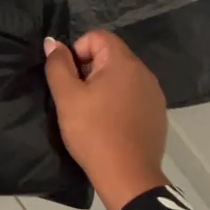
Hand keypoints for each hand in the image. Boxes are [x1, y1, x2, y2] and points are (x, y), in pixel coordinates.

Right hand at [43, 30, 168, 209]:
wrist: (127, 173)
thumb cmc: (92, 131)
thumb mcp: (67, 98)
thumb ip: (58, 66)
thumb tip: (53, 43)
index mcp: (123, 62)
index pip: (97, 36)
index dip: (77, 52)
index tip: (68, 79)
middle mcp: (143, 71)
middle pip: (110, 55)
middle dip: (89, 70)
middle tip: (76, 99)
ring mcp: (154, 92)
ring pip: (121, 77)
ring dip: (103, 87)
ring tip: (91, 114)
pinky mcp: (156, 112)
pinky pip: (132, 95)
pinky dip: (117, 102)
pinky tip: (109, 124)